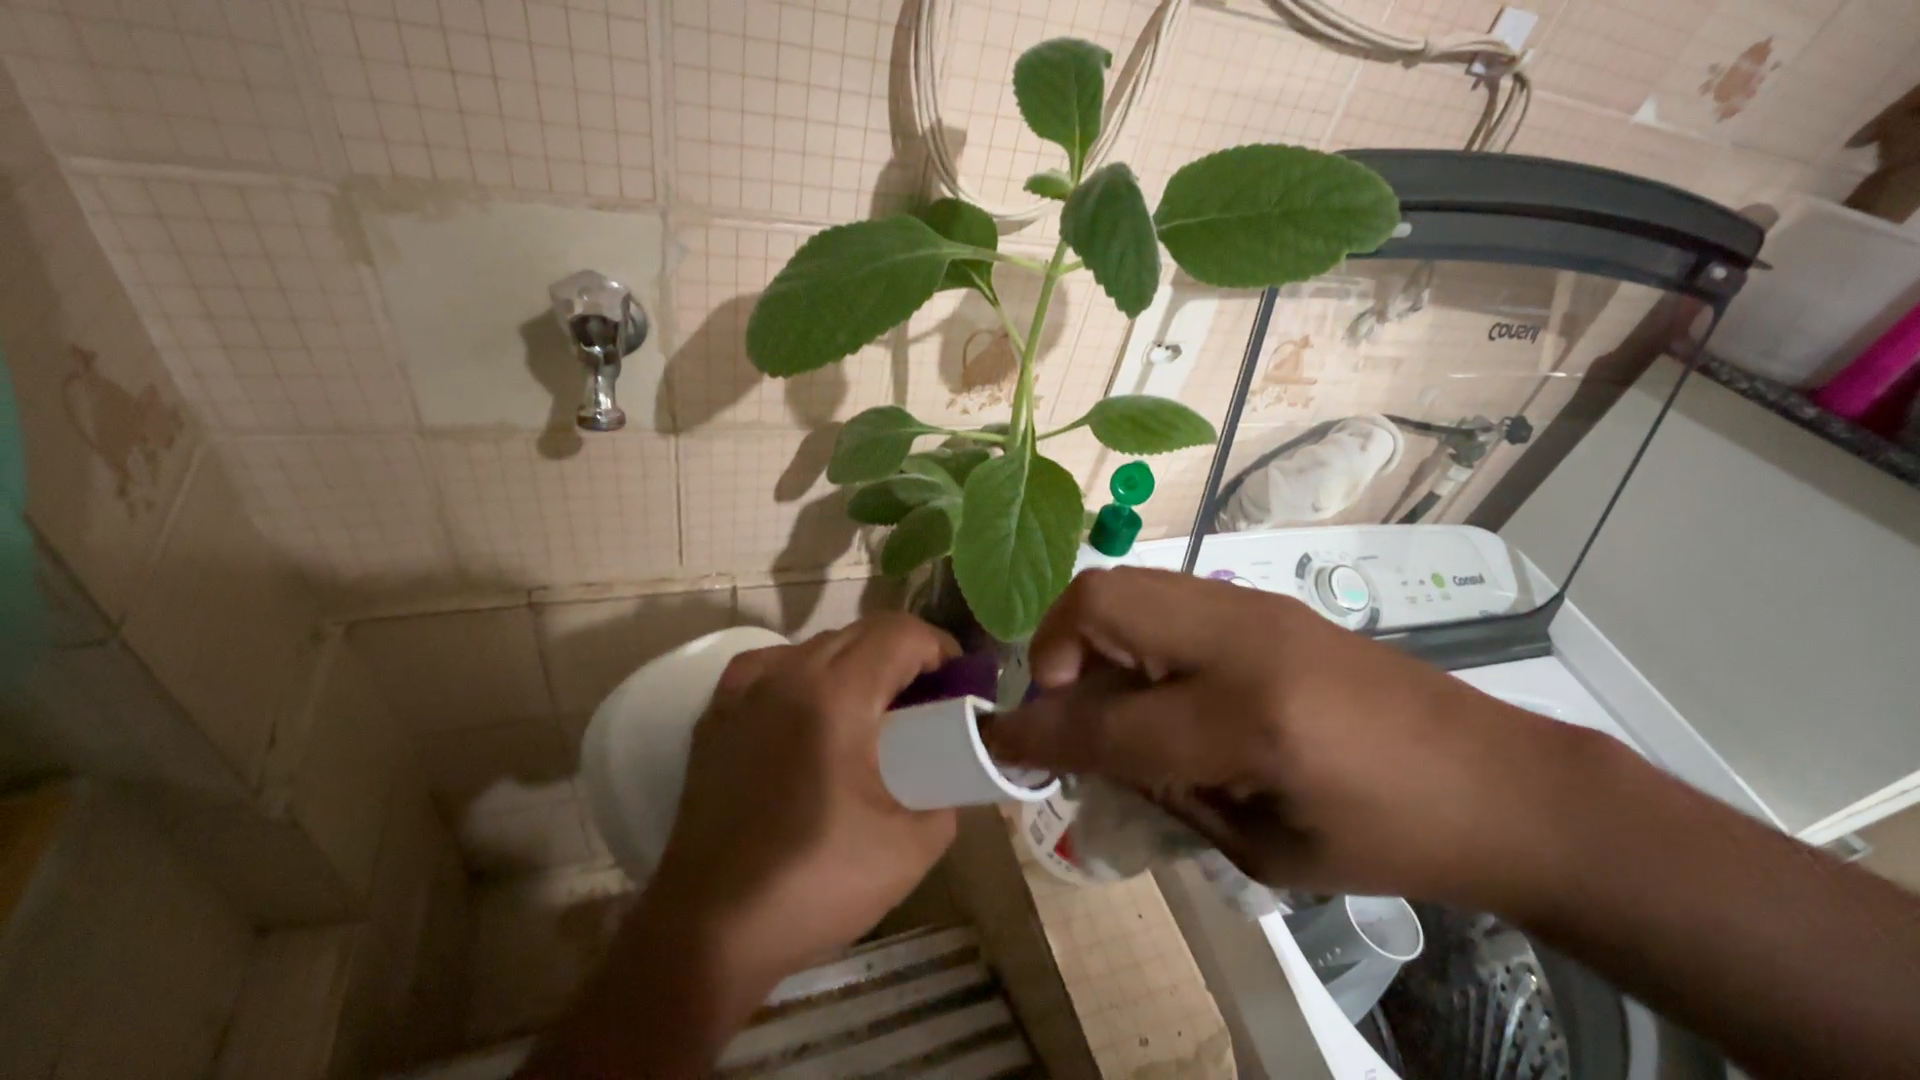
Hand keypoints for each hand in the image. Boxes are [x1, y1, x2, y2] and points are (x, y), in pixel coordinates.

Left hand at [646, 612, 963, 980]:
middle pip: (859, 633)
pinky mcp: (714, 718)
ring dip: (856, 666)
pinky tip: (813, 719)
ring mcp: (741, 694)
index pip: (900, 633)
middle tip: (928, 705)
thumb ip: (947, 792)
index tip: (960, 687)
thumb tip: (950, 769)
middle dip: (904, 657)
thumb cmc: (815, 883)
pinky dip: (806, 679)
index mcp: (834, 695)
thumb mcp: (912, 845)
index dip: (941, 649)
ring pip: (815, 648)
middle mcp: (783, 675)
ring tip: (873, 717)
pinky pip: (772, 672)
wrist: (711, 929)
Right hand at [986, 567, 1614, 908]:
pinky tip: (1160, 683)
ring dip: (1089, 634)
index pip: (1102, 720)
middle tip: (1064, 705)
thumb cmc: (1387, 840)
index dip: (1035, 734)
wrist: (1497, 781)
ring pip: (1127, 582)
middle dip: (1052, 650)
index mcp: (1248, 721)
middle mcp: (1242, 641)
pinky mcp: (1267, 601)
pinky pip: (1166, 595)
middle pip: (1098, 602)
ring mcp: (1256, 607)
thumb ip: (1161, 789)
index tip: (996, 743)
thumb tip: (1087, 751)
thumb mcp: (1263, 849)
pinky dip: (1132, 629)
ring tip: (1109, 695)